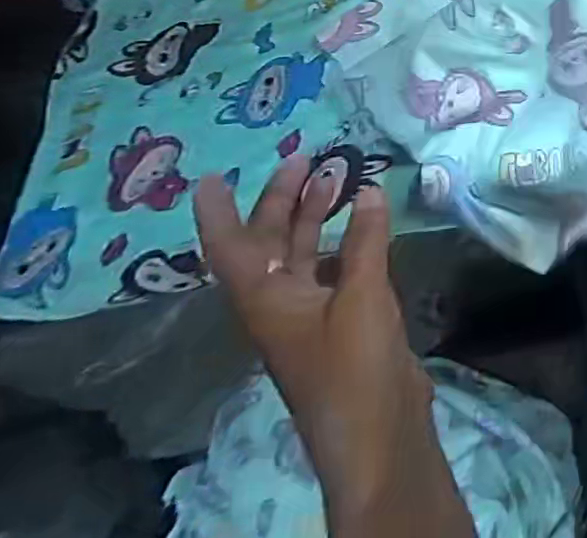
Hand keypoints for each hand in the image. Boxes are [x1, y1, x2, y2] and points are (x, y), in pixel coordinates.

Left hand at [193, 156, 429, 502]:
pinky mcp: (341, 320)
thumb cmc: (352, 364)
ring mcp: (310, 312)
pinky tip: (365, 224)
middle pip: (270, 242)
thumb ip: (365, 240)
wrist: (376, 429)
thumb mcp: (360, 295)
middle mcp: (279, 302)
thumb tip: (370, 189)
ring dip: (316, 217)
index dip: (216, 211)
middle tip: (305, 158)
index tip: (210, 176)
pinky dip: (346, 240)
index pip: (229, 246)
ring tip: (337, 178)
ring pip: (305, 253)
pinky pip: (335, 267)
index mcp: (265, 299)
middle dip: (283, 200)